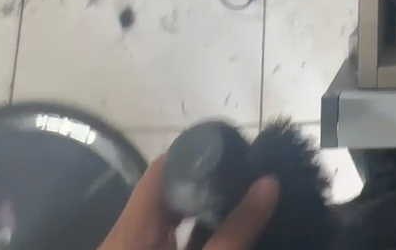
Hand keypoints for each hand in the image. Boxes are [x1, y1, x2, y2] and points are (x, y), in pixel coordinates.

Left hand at [99, 156, 279, 249]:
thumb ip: (235, 232)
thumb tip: (269, 183)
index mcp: (129, 235)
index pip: (161, 170)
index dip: (198, 156)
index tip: (238, 155)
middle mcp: (125, 243)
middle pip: (168, 197)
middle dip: (210, 188)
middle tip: (252, 181)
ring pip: (170, 226)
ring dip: (206, 217)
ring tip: (248, 205)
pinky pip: (169, 248)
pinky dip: (197, 243)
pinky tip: (227, 243)